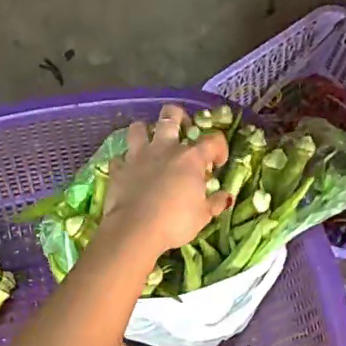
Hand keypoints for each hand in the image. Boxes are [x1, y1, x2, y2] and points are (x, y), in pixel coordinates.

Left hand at [98, 104, 233, 257]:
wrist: (136, 230)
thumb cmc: (176, 222)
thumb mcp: (203, 216)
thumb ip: (215, 202)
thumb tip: (225, 197)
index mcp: (191, 158)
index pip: (212, 141)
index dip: (219, 148)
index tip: (218, 163)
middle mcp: (164, 149)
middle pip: (171, 116)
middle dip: (179, 117)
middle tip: (182, 130)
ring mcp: (138, 156)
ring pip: (139, 128)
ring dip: (145, 131)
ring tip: (151, 143)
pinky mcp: (119, 169)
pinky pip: (120, 157)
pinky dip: (126, 162)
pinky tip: (130, 171)